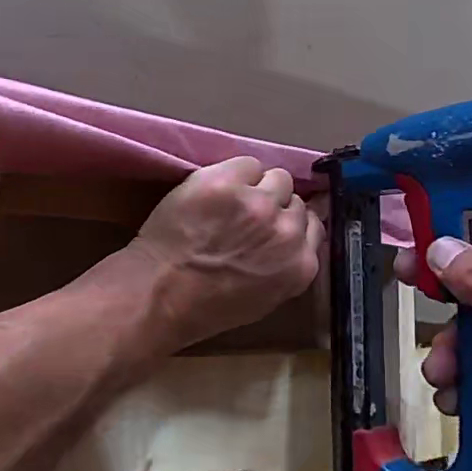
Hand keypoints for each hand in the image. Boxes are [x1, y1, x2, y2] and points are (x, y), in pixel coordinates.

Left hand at [127, 156, 322, 351]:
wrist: (159, 293)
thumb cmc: (208, 306)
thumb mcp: (266, 297)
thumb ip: (288, 263)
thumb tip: (295, 235)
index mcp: (300, 263)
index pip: (313, 223)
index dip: (291, 221)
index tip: (275, 223)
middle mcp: (287, 229)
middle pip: (294, 198)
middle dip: (275, 205)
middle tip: (248, 217)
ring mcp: (258, 201)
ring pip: (276, 176)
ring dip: (258, 186)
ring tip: (230, 201)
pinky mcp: (228, 180)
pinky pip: (247, 164)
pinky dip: (234, 174)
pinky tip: (214, 192)